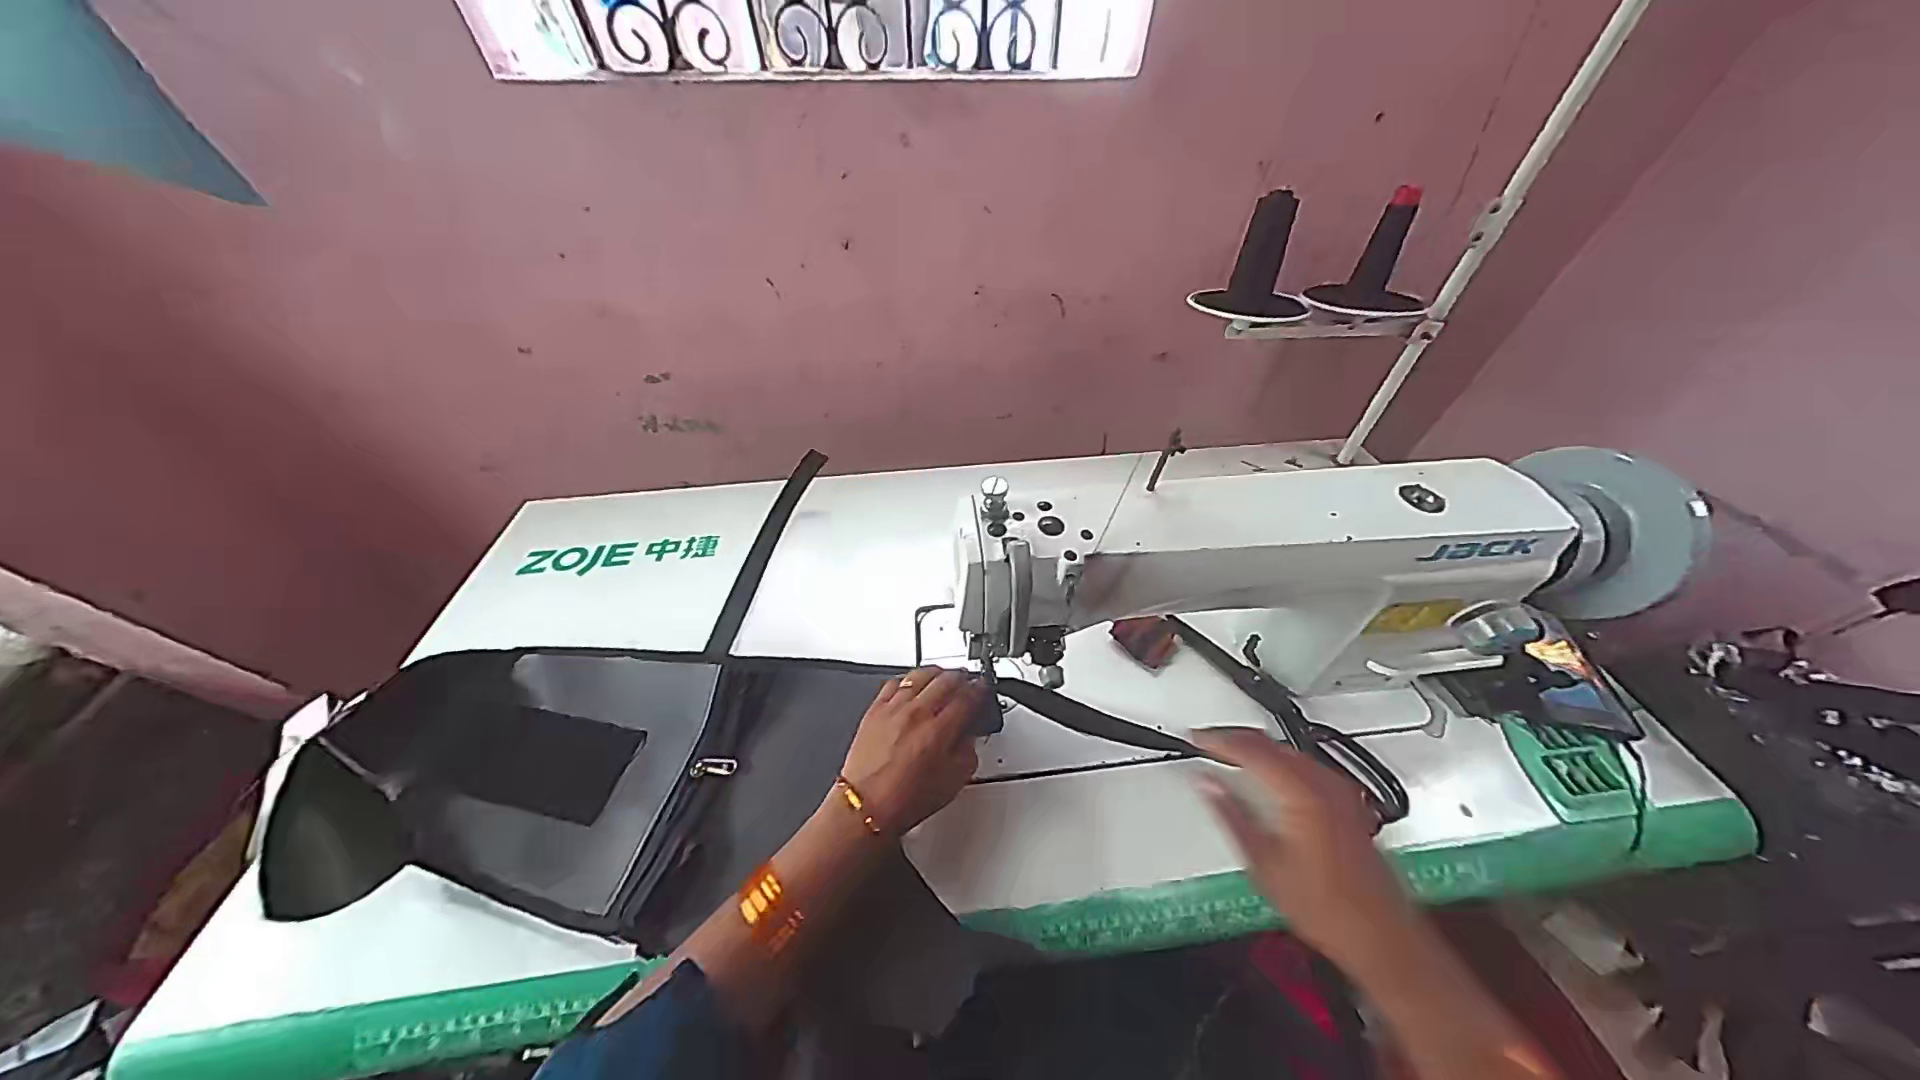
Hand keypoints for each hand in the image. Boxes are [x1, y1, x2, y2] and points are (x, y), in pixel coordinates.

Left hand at [839, 667, 985, 833]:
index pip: (967, 697)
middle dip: (962, 677)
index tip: (982, 689)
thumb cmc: (903, 800)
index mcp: (939, 732)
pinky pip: (895, 683)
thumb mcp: (953, 782)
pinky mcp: (875, 710)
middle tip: (967, 681)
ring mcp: (894, 709)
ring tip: (944, 677)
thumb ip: (967, 752)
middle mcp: (917, 714)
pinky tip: (913, 685)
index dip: (980, 690)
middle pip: (947, 680)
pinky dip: (909, 680)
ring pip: (921, 675)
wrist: (866, 806)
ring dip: (938, 673)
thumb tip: (969, 736)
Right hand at [1192, 727, 1413, 962]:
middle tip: (1207, 742)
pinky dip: (1279, 760)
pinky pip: (1306, 764)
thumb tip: (1207, 784)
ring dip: (1257, 748)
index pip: (1251, 749)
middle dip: (1235, 739)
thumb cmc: (1330, 911)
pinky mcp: (1349, 803)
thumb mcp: (1263, 864)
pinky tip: (1266, 772)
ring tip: (1229, 754)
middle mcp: (1326, 786)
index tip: (1196, 738)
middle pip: (1271, 743)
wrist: (1383, 939)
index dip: (1217, 740)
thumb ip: (1231, 815)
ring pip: (1289, 750)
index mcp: (1302, 795)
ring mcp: (1342, 793)